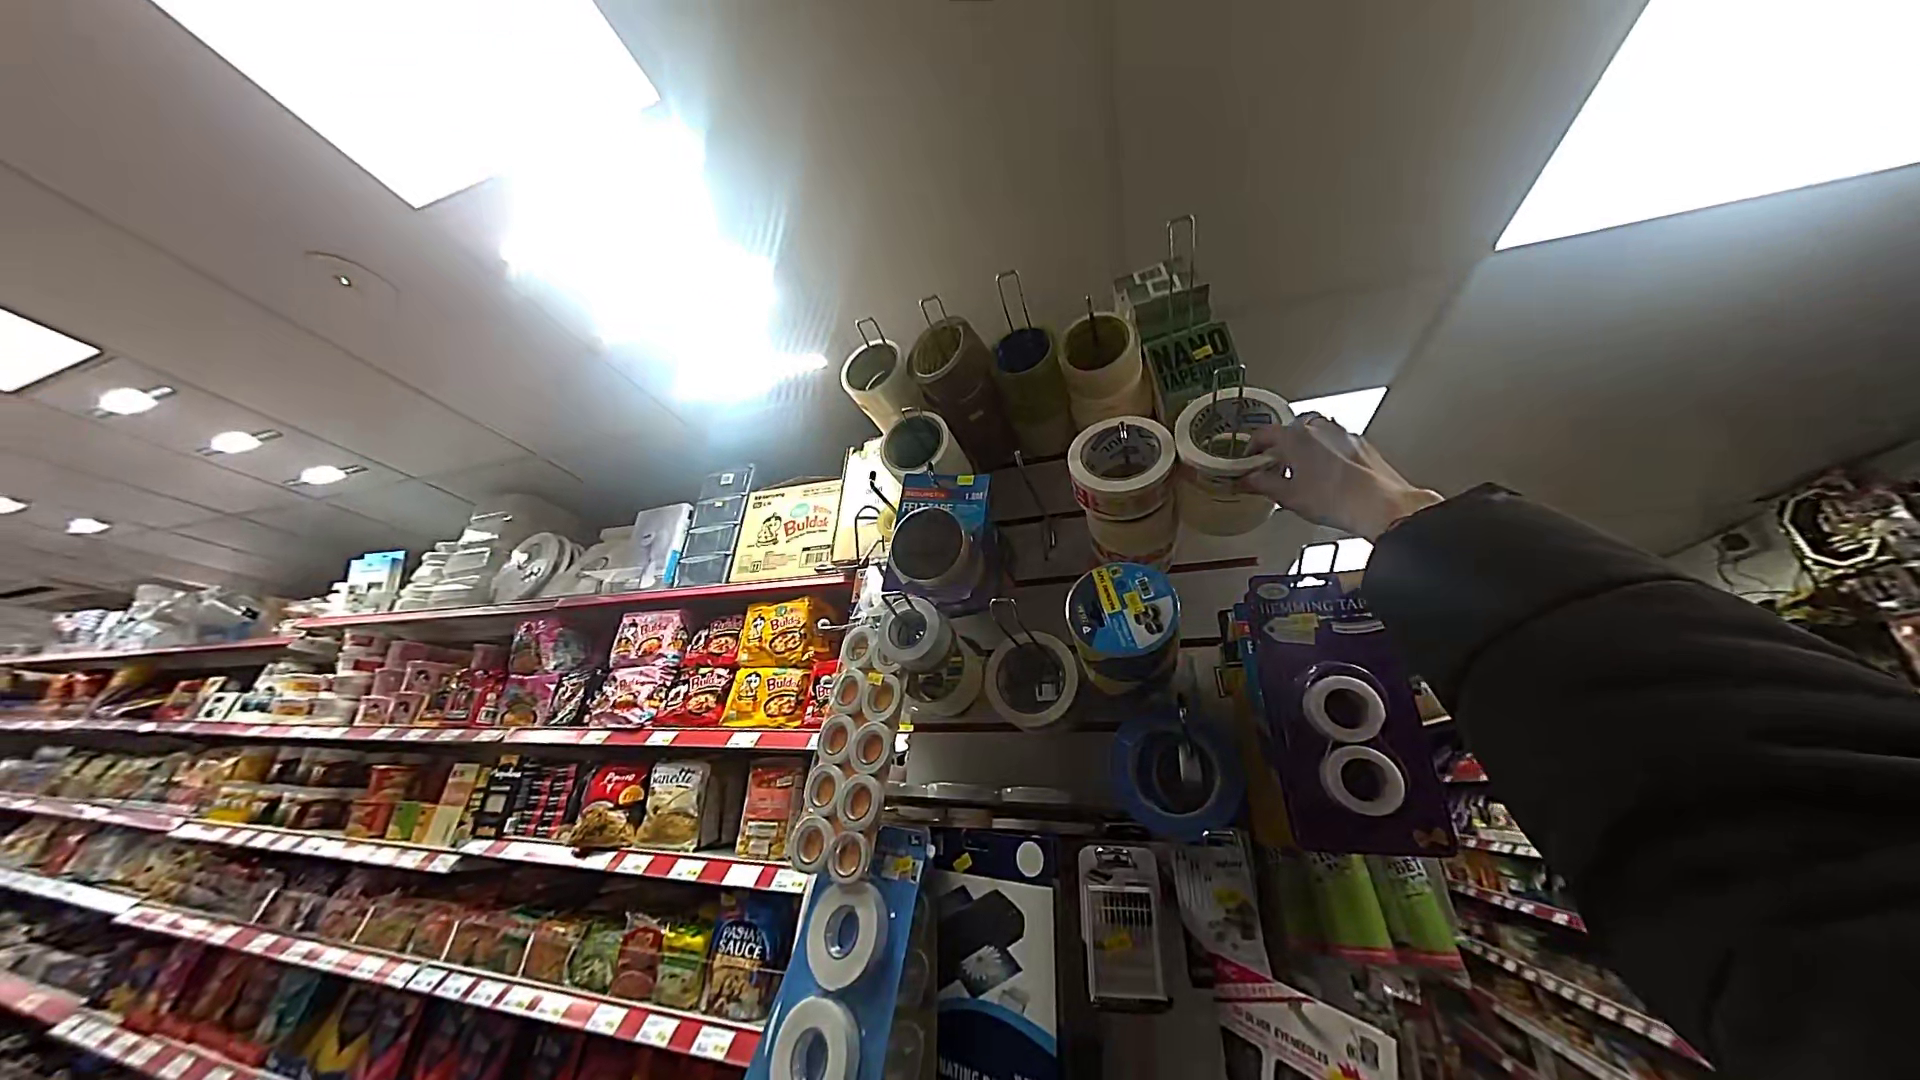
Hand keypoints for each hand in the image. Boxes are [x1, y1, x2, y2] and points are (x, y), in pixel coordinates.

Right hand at [1237, 414, 1442, 539]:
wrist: (1380, 505)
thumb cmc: (1336, 498)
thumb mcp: (1287, 496)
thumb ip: (1262, 484)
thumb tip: (1248, 480)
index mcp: (1295, 436)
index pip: (1263, 433)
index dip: (1251, 447)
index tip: (1248, 460)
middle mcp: (1319, 429)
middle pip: (1290, 429)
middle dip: (1279, 445)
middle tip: (1272, 463)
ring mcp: (1342, 434)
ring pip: (1314, 433)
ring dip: (1302, 446)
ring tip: (1299, 469)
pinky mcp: (1360, 445)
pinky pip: (1334, 442)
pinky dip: (1324, 451)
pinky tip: (1324, 473)